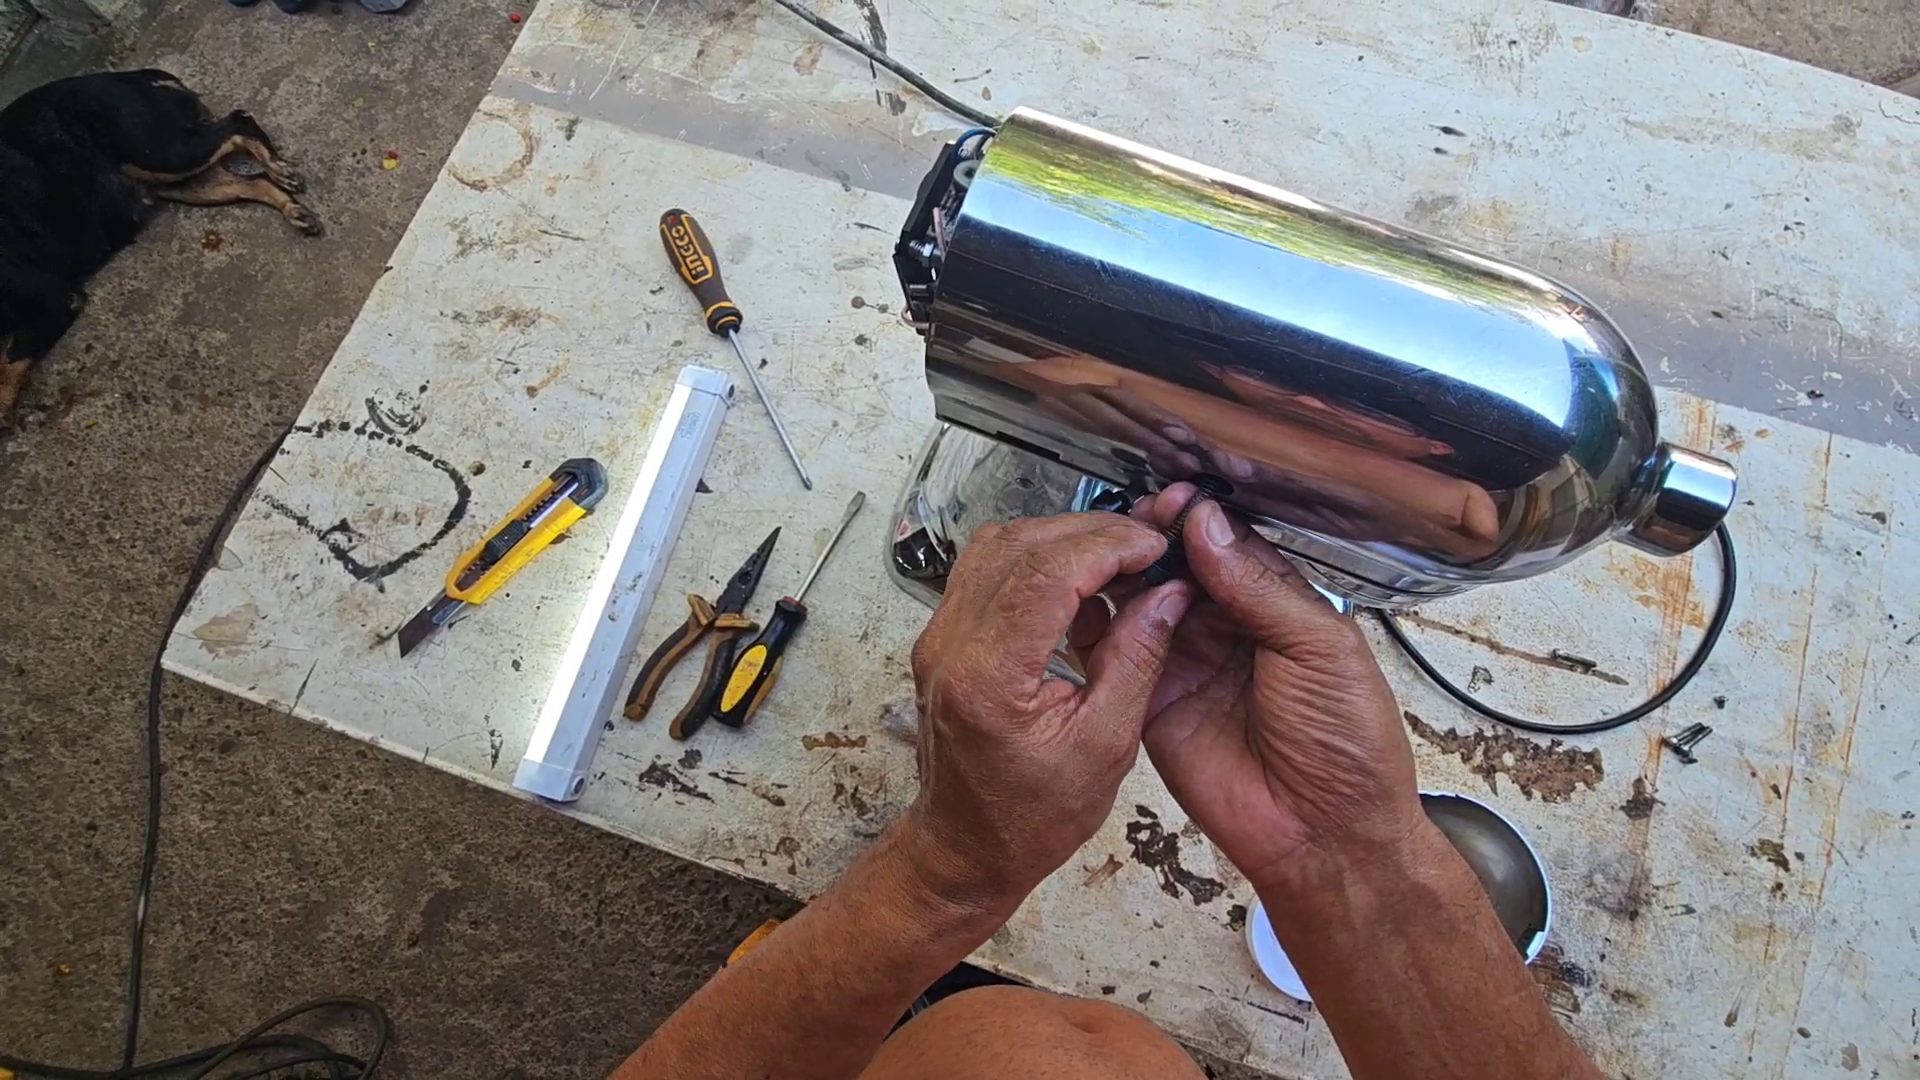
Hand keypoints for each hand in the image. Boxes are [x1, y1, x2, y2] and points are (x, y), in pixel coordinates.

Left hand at [905, 514, 1192, 912]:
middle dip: (1090, 533)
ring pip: (997, 546)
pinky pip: (986, 569)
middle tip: (1146, 544)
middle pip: (1019, 546)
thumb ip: (1136, 659)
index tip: (1155, 546)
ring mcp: (937, 635)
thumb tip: (1170, 592)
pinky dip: (1035, 558)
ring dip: (1061, 539)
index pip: (1045, 572)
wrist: (965, 844)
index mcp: (988, 676)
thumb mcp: (1105, 746)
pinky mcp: (941, 635)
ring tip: (1117, 557)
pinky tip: (1076, 580)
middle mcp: (949, 642)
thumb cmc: (1034, 816)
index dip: (1107, 545)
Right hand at [1132, 484, 1424, 889]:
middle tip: (1135, 518)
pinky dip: (1102, 623)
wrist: (1318, 834)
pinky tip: (1088, 596)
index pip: (1227, 549)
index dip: (1200, 522)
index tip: (1174, 498)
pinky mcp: (1147, 695)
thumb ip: (1259, 586)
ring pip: (1143, 602)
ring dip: (1126, 572)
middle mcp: (1220, 626)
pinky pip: (1120, 652)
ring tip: (1109, 548)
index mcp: (1270, 607)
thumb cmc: (1343, 738)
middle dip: (1157, 539)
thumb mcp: (1319, 648)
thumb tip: (1207, 523)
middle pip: (1178, 568)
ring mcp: (1180, 659)